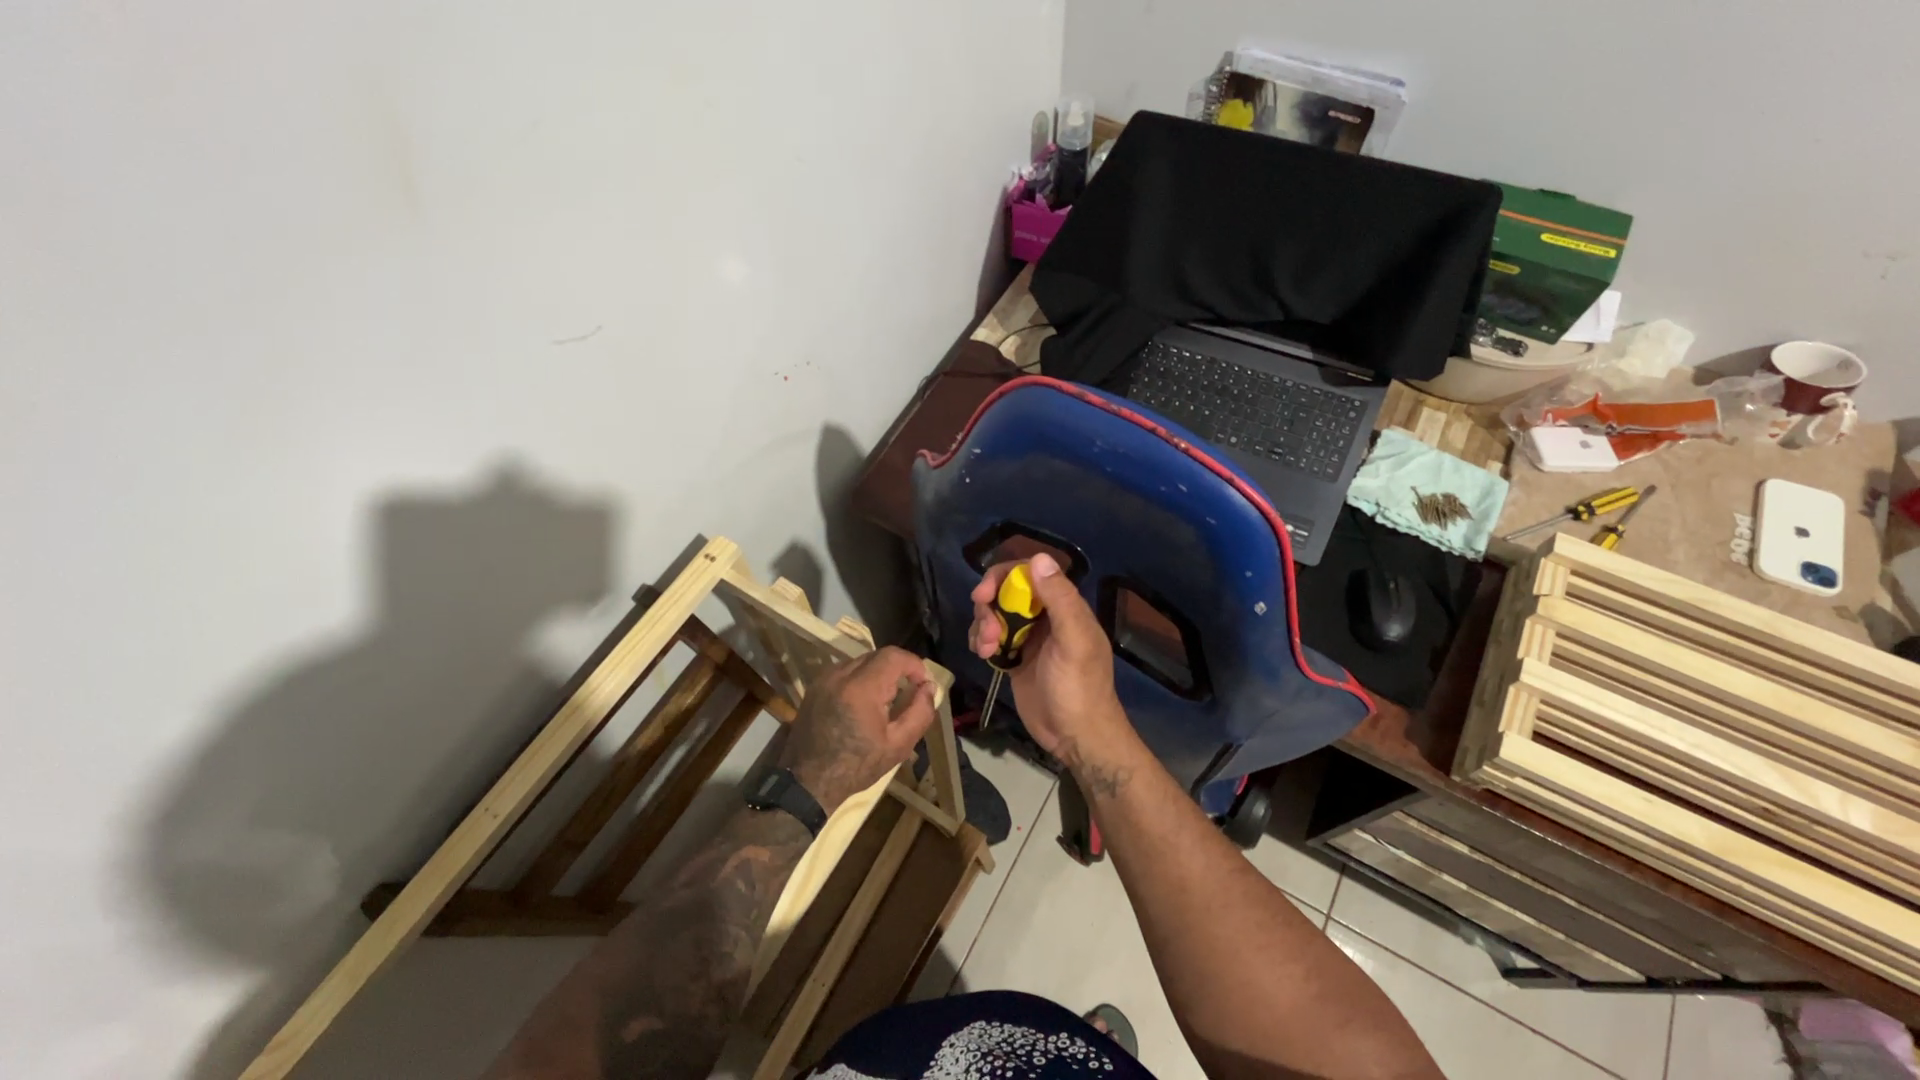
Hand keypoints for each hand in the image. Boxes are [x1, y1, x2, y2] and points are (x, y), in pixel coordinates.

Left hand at [778, 646, 937, 813]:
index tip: (923, 684)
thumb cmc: (857, 766)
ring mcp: (824, 679)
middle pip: (877, 656)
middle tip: (908, 693)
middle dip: (898, 669)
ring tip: (886, 700)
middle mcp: (840, 675)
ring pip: (860, 662)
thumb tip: (929, 688)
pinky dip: (860, 679)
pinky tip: (864, 703)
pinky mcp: (815, 687)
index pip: (894, 656)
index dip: (914, 665)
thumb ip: (920, 712)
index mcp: (862, 688)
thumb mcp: (898, 745)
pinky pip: (845, 671)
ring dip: (878, 673)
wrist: (808, 781)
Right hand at [968, 553, 1124, 757]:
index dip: (1004, 576)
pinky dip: (981, 640)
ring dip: (983, 626)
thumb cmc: (1079, 688)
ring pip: (995, 614)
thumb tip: (1040, 558)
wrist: (1075, 737)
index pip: (1030, 573)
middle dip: (989, 606)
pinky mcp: (1015, 658)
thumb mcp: (1074, 641)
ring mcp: (1029, 638)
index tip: (984, 593)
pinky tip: (983, 655)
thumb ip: (1060, 599)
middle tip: (986, 632)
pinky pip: (992, 637)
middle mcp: (1046, 617)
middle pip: (1007, 592)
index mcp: (1065, 607)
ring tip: (985, 649)